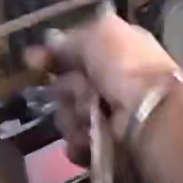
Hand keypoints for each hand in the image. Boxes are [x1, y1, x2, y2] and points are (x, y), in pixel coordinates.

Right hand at [26, 14, 182, 165]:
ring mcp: (106, 119)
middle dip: (68, 92)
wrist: (150, 114)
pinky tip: (90, 140)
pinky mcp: (105, 148)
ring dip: (75, 119)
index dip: (51, 58)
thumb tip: (45, 46)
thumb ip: (70, 40)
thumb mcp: (99, 34)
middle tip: (85, 94)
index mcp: (111, 54)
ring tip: (94, 119)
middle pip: (65, 90)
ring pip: (67, 119)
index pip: (72, 55)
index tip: (32, 62)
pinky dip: (80, 143)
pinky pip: (76, 145)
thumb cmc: (127, 66)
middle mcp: (108, 86)